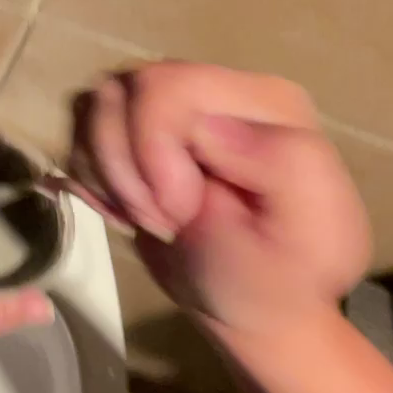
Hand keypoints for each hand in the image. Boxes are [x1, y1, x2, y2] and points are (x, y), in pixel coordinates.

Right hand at [68, 63, 369, 335]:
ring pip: (91, 105)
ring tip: (148, 216)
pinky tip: (127, 208)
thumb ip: (288, 167)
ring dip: (107, 175)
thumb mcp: (315, 238)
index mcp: (260, 99)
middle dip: (125, 166)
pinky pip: (76, 129)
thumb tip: (208, 126)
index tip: (183, 214)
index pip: (167, 85)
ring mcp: (159, 101)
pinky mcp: (124, 122)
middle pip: (121, 89)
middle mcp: (206, 86)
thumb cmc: (278, 277)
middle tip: (161, 219)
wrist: (240, 306)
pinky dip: (91, 177)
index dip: (153, 152)